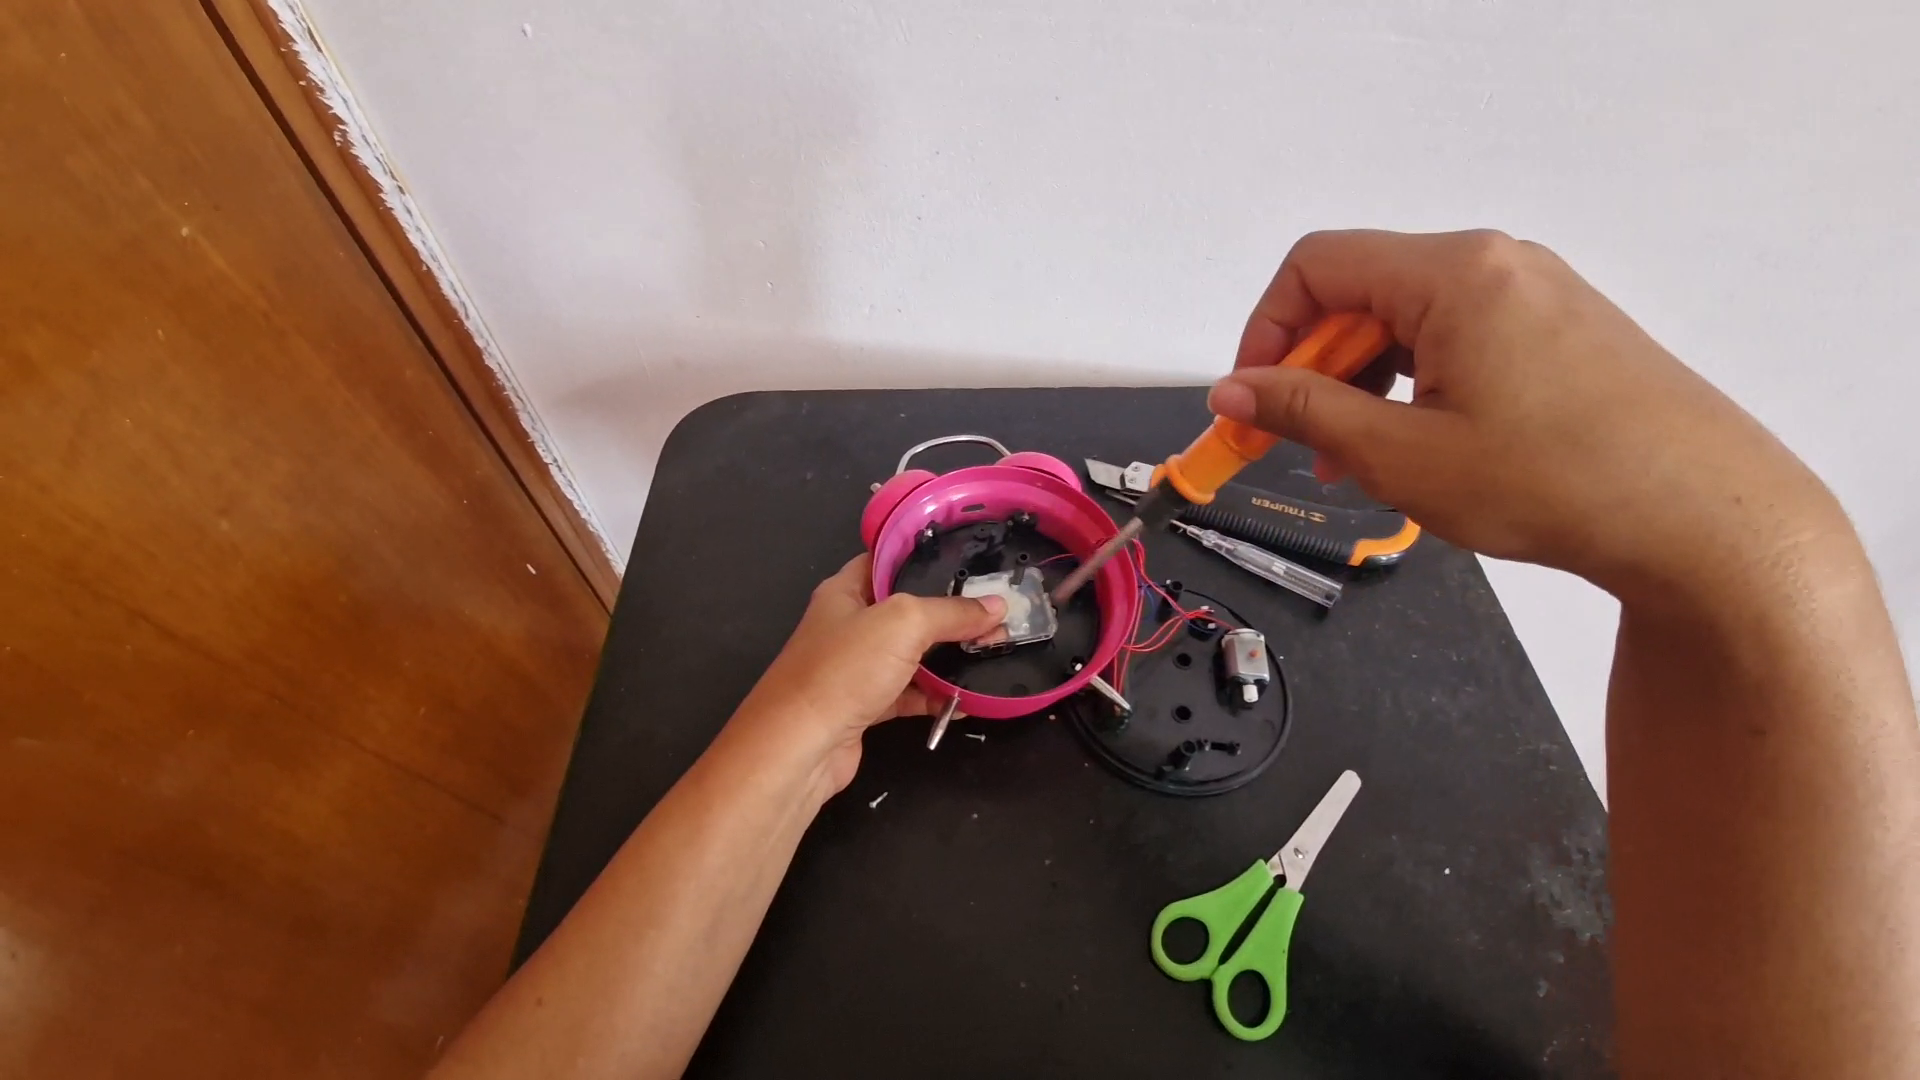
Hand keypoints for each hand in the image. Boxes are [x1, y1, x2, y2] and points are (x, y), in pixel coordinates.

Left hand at [729, 555, 1005, 794]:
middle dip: (948, 612)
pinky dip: (935, 696)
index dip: (926, 557)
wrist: (800, 747)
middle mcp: (848, 624)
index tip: (969, 560)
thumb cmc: (844, 669)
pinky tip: (966, 700)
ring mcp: (855, 668)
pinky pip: (908, 693)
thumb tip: (997, 607)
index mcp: (845, 590)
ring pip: (910, 654)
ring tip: (992, 653)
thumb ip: (952, 612)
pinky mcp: (864, 706)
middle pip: (906, 610)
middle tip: (994, 613)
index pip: (888, 560)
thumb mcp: (904, 624)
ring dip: (947, 657)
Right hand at [1206, 229, 1847, 604]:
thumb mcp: (1397, 453)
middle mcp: (1493, 265)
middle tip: (1292, 442)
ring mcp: (1529, 295)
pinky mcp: (1550, 330)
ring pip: (1398, 322)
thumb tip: (1228, 391)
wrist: (1706, 522)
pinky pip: (1445, 341)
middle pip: (1356, 294)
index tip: (1250, 399)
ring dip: (1353, 384)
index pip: (1315, 267)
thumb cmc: (1548, 482)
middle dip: (1308, 368)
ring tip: (1347, 458)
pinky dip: (1403, 386)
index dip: (1264, 331)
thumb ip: (1301, 411)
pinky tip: (1401, 444)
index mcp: (1453, 274)